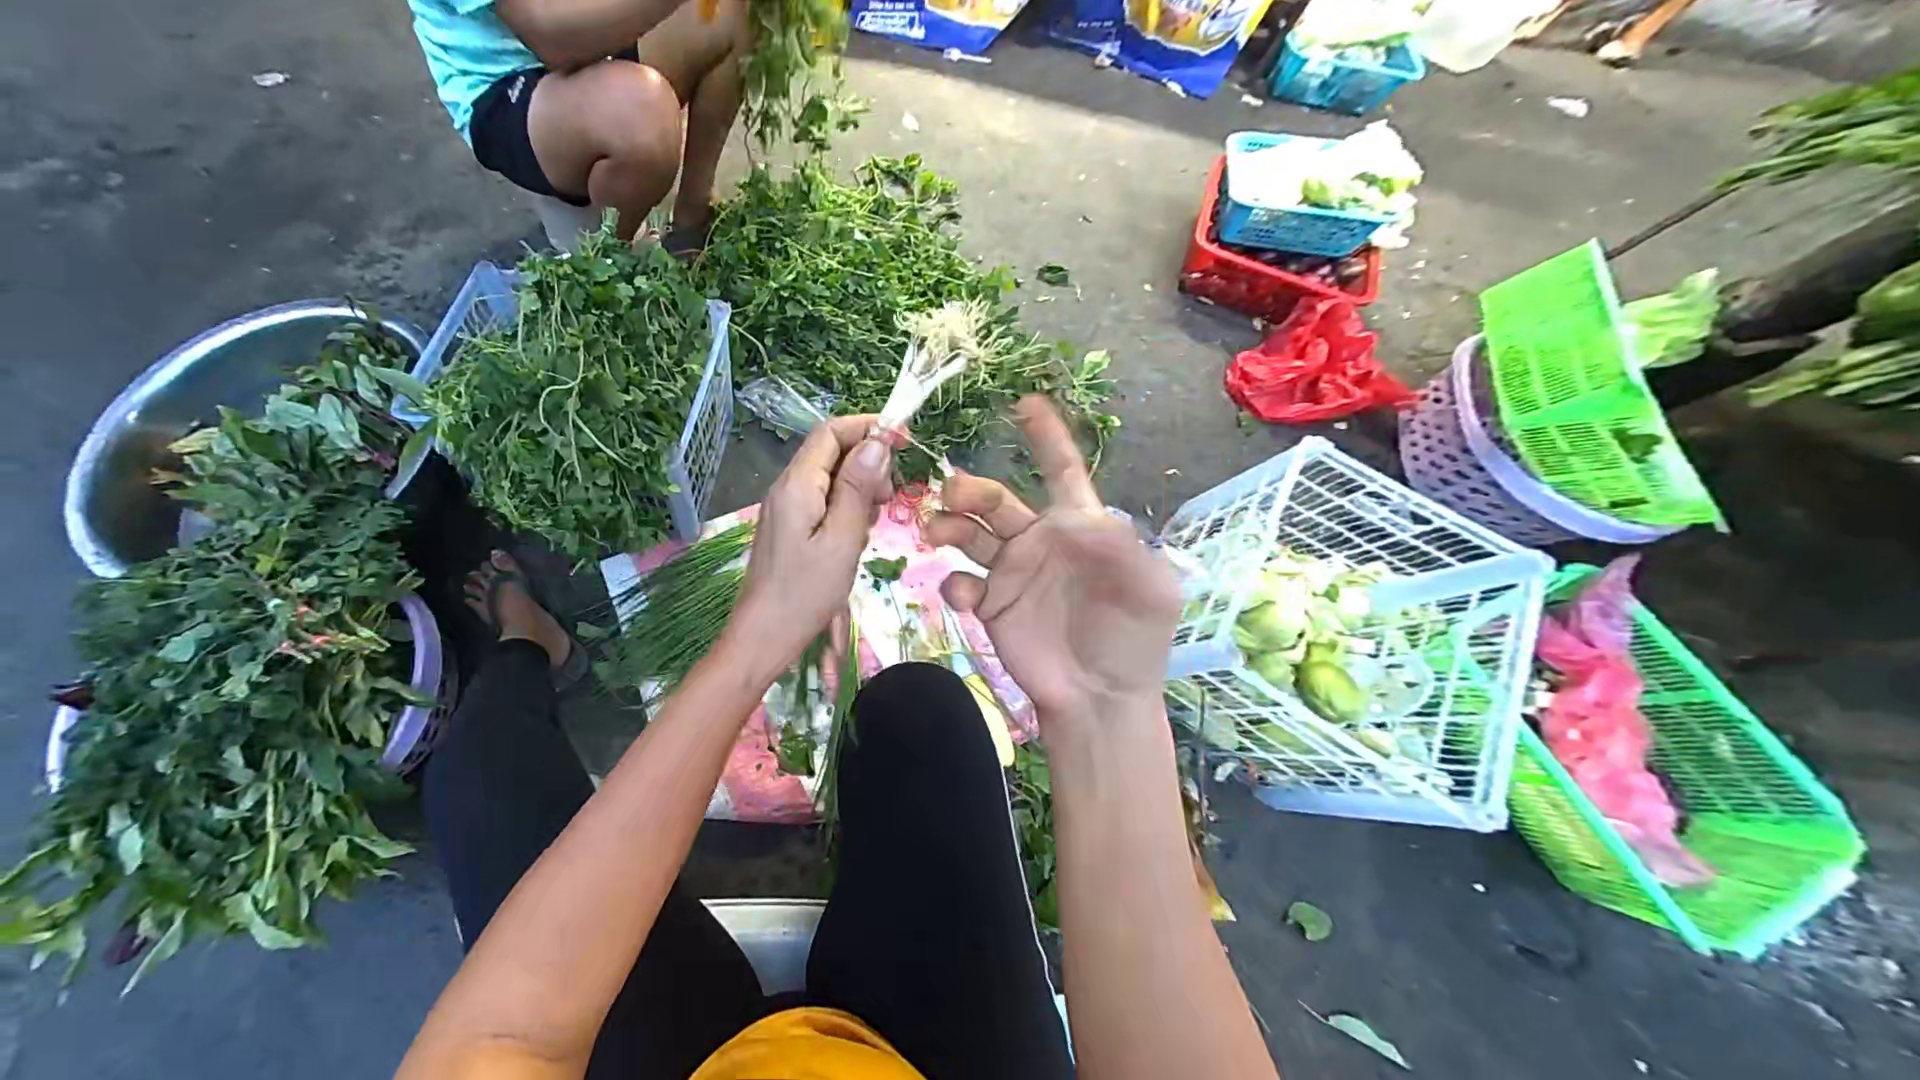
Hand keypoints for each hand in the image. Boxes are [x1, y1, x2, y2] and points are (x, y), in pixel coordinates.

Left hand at [724, 415, 893, 677]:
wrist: (765, 635)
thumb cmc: (806, 592)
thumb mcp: (842, 539)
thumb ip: (858, 488)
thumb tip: (877, 442)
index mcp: (798, 484)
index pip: (831, 432)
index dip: (868, 427)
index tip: (904, 439)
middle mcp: (788, 487)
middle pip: (832, 451)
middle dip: (868, 462)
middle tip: (888, 498)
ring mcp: (787, 507)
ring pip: (831, 476)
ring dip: (860, 487)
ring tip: (875, 520)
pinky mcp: (791, 526)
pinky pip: (824, 499)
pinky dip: (848, 507)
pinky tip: (857, 535)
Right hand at [925, 397, 1180, 737]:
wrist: (1101, 696)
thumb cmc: (1135, 639)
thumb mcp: (1152, 588)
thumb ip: (1125, 546)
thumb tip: (1082, 514)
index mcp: (1079, 527)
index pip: (1061, 472)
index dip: (1046, 437)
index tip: (1025, 403)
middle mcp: (1040, 541)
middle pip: (997, 499)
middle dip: (971, 488)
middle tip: (952, 491)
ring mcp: (1011, 573)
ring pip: (969, 533)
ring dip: (948, 525)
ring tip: (937, 531)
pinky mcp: (990, 605)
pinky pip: (962, 584)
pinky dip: (954, 583)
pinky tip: (967, 595)